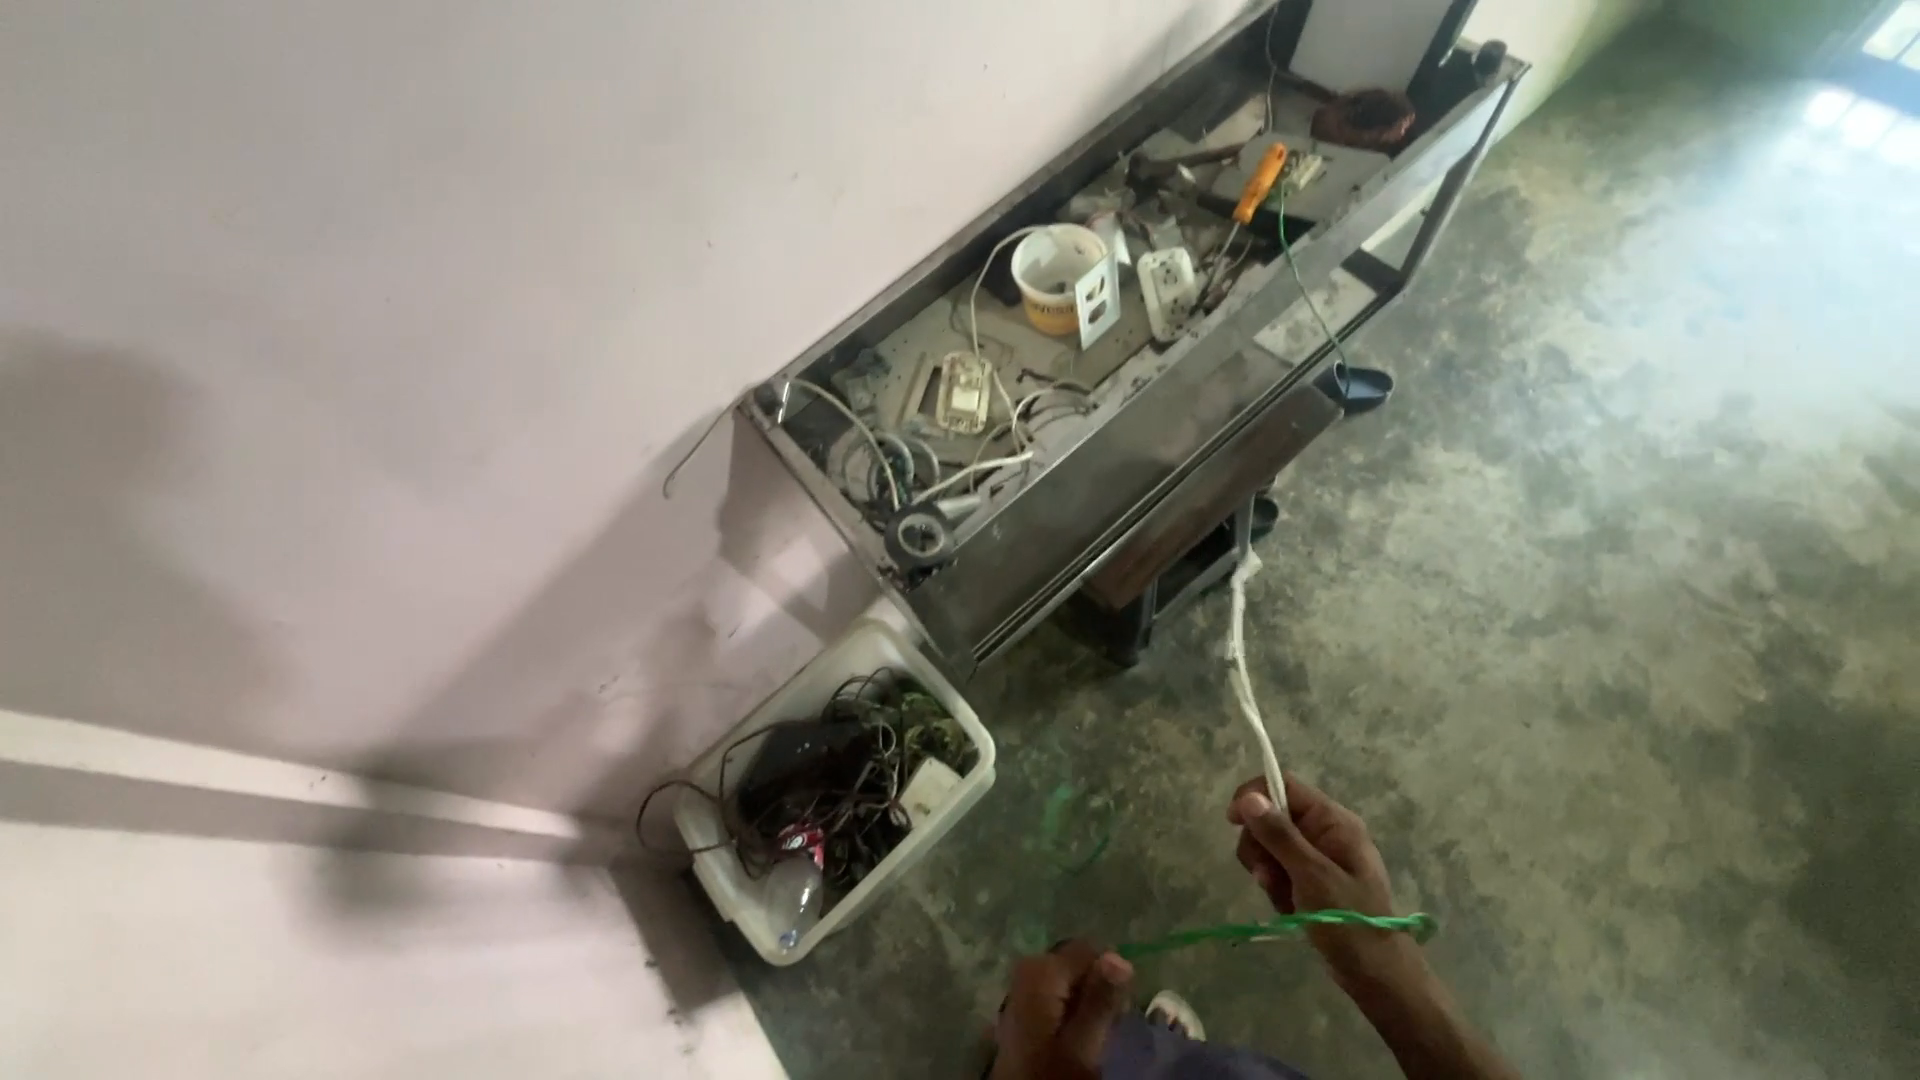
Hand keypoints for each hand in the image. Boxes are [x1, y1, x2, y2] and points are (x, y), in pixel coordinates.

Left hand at [990, 940, 1133, 1079]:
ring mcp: (1023, 984)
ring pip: (1069, 979)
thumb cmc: (1049, 1074)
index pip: (1089, 950)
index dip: (1109, 976)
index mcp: (1041, 969)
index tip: (1118, 1010)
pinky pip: (1057, 991)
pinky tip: (1073, 1035)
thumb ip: (1099, 1001)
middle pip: (1078, 963)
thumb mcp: (1082, 1045)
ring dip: (1085, 1002)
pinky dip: (1070, 1008)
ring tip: (1090, 1034)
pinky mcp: (1023, 1002)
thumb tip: (1119, 957)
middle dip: (1096, 989)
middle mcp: (1029, 966)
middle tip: (1106, 1025)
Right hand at [1227, 773, 1427, 993]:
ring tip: (1280, 896)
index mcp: (1333, 821)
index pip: (1284, 785)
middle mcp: (1325, 831)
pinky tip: (1288, 907)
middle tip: (1265, 876)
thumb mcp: (1312, 876)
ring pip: (1270, 843)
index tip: (1232, 821)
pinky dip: (1276, 885)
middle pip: (1271, 816)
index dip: (1254, 796)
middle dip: (1260, 845)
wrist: (1378, 978)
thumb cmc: (1351, 923)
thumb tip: (1250, 797)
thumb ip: (1280, 835)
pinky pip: (1278, 867)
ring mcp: (1318, 856)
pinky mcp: (1311, 878)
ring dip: (1266, 869)